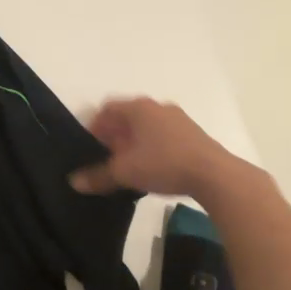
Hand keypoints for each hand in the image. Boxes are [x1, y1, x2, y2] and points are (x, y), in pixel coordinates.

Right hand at [68, 97, 249, 199]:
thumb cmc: (164, 164)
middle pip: (127, 117)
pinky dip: (153, 147)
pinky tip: (154, 168)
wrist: (216, 176)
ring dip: (134, 142)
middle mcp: (158, 107)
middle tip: (108, 158)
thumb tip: (74, 182)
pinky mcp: (194, 134)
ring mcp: (179, 119)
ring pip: (147, 127)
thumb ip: (98, 176)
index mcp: (138, 108)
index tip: (92, 147)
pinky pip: (164, 135)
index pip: (107, 109)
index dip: (95, 127)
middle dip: (114, 136)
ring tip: (130, 166)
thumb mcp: (124, 172)